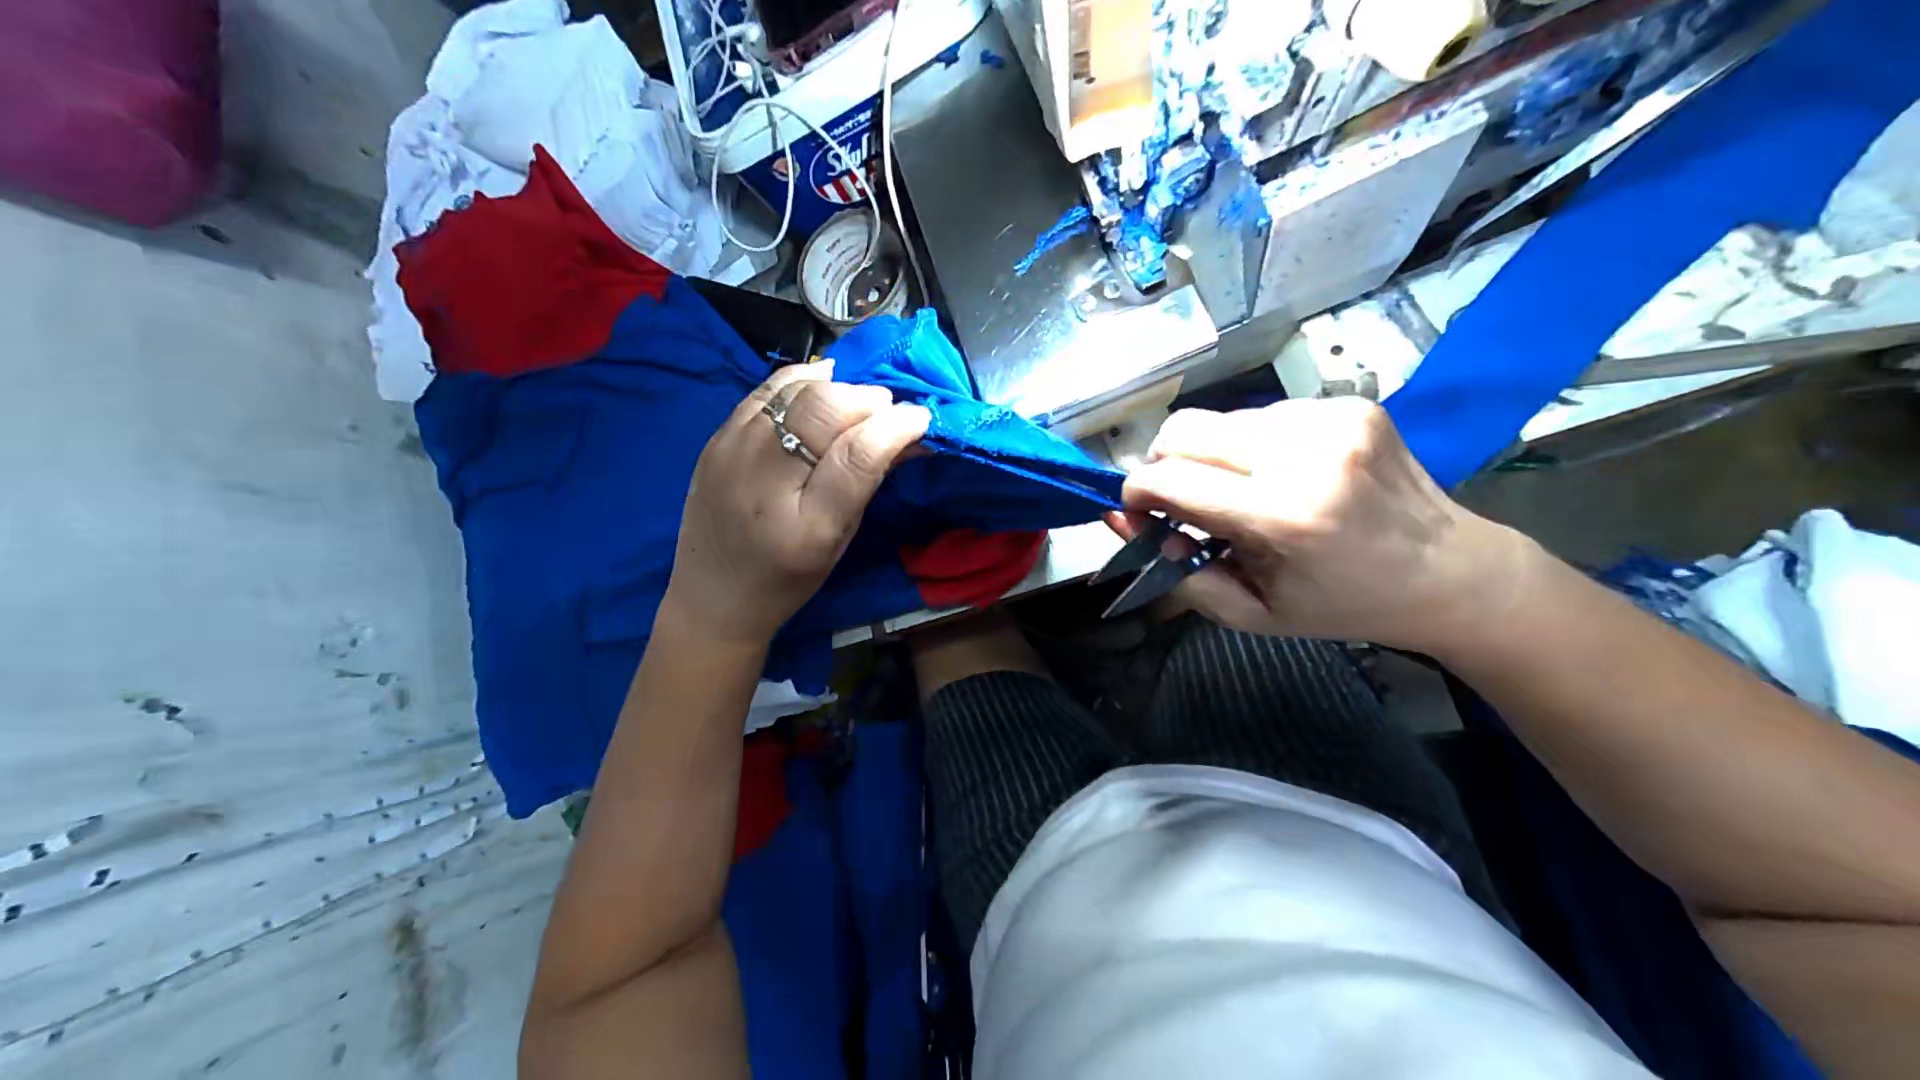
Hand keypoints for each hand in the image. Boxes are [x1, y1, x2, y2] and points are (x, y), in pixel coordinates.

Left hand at [665, 363, 930, 643]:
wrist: (713, 595)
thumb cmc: (788, 579)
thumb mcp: (839, 540)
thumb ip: (868, 483)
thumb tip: (908, 434)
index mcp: (807, 526)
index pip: (858, 453)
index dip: (895, 425)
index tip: (919, 418)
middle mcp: (765, 482)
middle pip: (824, 409)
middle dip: (867, 399)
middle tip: (885, 411)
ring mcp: (733, 454)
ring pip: (795, 390)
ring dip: (837, 388)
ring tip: (854, 402)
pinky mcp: (716, 439)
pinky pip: (765, 390)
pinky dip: (801, 381)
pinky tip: (822, 384)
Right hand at [1112, 397, 1530, 653]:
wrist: (1449, 571)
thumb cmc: (1342, 604)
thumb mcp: (1251, 613)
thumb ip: (1179, 571)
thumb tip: (1125, 520)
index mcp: (1284, 515)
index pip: (1171, 477)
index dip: (1138, 492)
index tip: (1142, 512)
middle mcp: (1306, 454)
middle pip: (1184, 429)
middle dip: (1162, 463)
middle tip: (1177, 498)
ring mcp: (1332, 420)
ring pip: (1220, 420)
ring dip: (1211, 456)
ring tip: (1242, 491)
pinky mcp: (1349, 405)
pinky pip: (1263, 414)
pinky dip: (1252, 444)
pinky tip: (1282, 473)